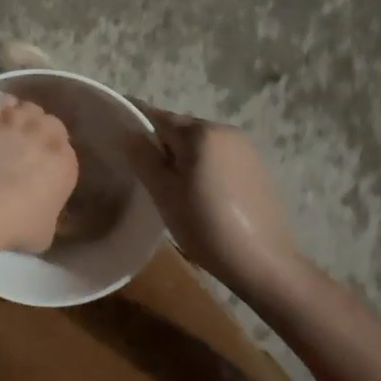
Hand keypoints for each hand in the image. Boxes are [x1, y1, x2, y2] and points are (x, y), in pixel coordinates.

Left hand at [0, 98, 78, 254]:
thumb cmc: (19, 225)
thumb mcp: (46, 231)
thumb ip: (48, 213)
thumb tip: (41, 211)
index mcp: (66, 164)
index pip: (68, 151)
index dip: (57, 155)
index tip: (47, 163)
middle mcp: (46, 138)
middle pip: (52, 123)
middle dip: (44, 130)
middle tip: (32, 143)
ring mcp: (17, 125)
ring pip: (29, 107)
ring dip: (25, 115)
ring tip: (15, 126)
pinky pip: (2, 104)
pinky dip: (2, 108)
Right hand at [127, 105, 302, 291]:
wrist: (265, 265)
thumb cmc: (207, 226)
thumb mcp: (164, 193)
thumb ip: (143, 157)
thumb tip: (130, 133)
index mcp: (200, 132)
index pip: (156, 116)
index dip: (134, 123)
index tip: (115, 134)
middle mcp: (224, 130)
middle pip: (179, 128)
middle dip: (160, 144)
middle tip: (144, 171)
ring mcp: (244, 148)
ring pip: (198, 143)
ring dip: (182, 156)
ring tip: (170, 185)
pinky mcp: (255, 167)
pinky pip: (216, 155)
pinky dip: (202, 165)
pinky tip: (199, 193)